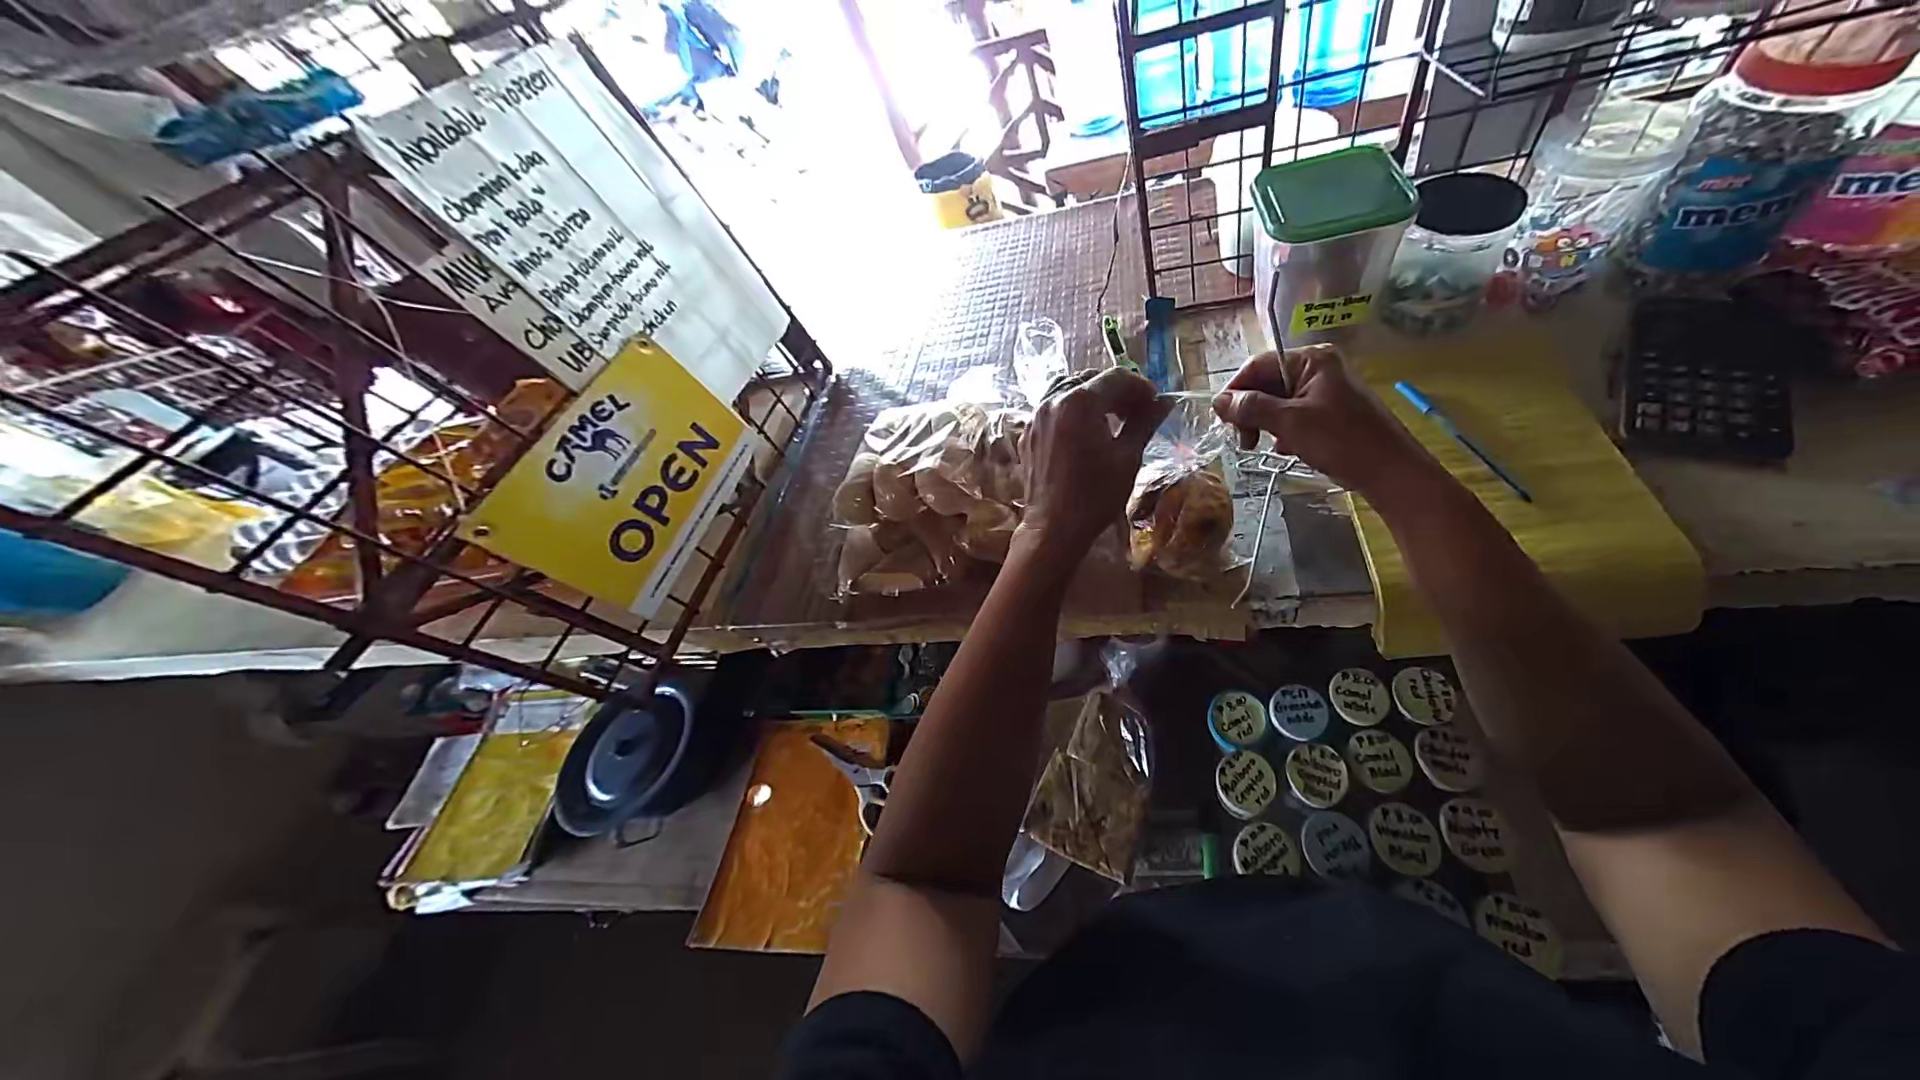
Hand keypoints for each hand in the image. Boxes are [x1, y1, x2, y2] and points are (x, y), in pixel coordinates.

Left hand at [1017, 368, 1170, 564]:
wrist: (1054, 528)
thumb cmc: (1095, 495)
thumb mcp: (1128, 457)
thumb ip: (1145, 422)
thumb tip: (1165, 402)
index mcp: (1079, 403)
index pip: (1116, 377)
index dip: (1140, 387)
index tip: (1155, 404)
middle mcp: (1053, 401)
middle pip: (1090, 380)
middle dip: (1117, 391)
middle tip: (1137, 412)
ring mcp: (1036, 417)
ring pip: (1068, 390)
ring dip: (1093, 398)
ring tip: (1111, 421)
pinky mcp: (1028, 434)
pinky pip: (1052, 409)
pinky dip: (1072, 411)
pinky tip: (1086, 433)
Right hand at [1212, 344, 1438, 497]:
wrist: (1390, 472)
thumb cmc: (1342, 441)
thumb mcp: (1290, 422)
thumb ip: (1252, 408)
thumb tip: (1218, 401)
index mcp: (1311, 360)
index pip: (1257, 366)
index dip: (1235, 391)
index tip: (1223, 420)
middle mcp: (1316, 369)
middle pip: (1264, 384)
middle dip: (1249, 412)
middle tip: (1245, 440)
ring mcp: (1322, 392)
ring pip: (1274, 403)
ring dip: (1263, 425)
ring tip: (1262, 447)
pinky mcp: (1326, 413)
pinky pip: (1290, 417)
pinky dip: (1281, 432)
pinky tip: (1286, 449)